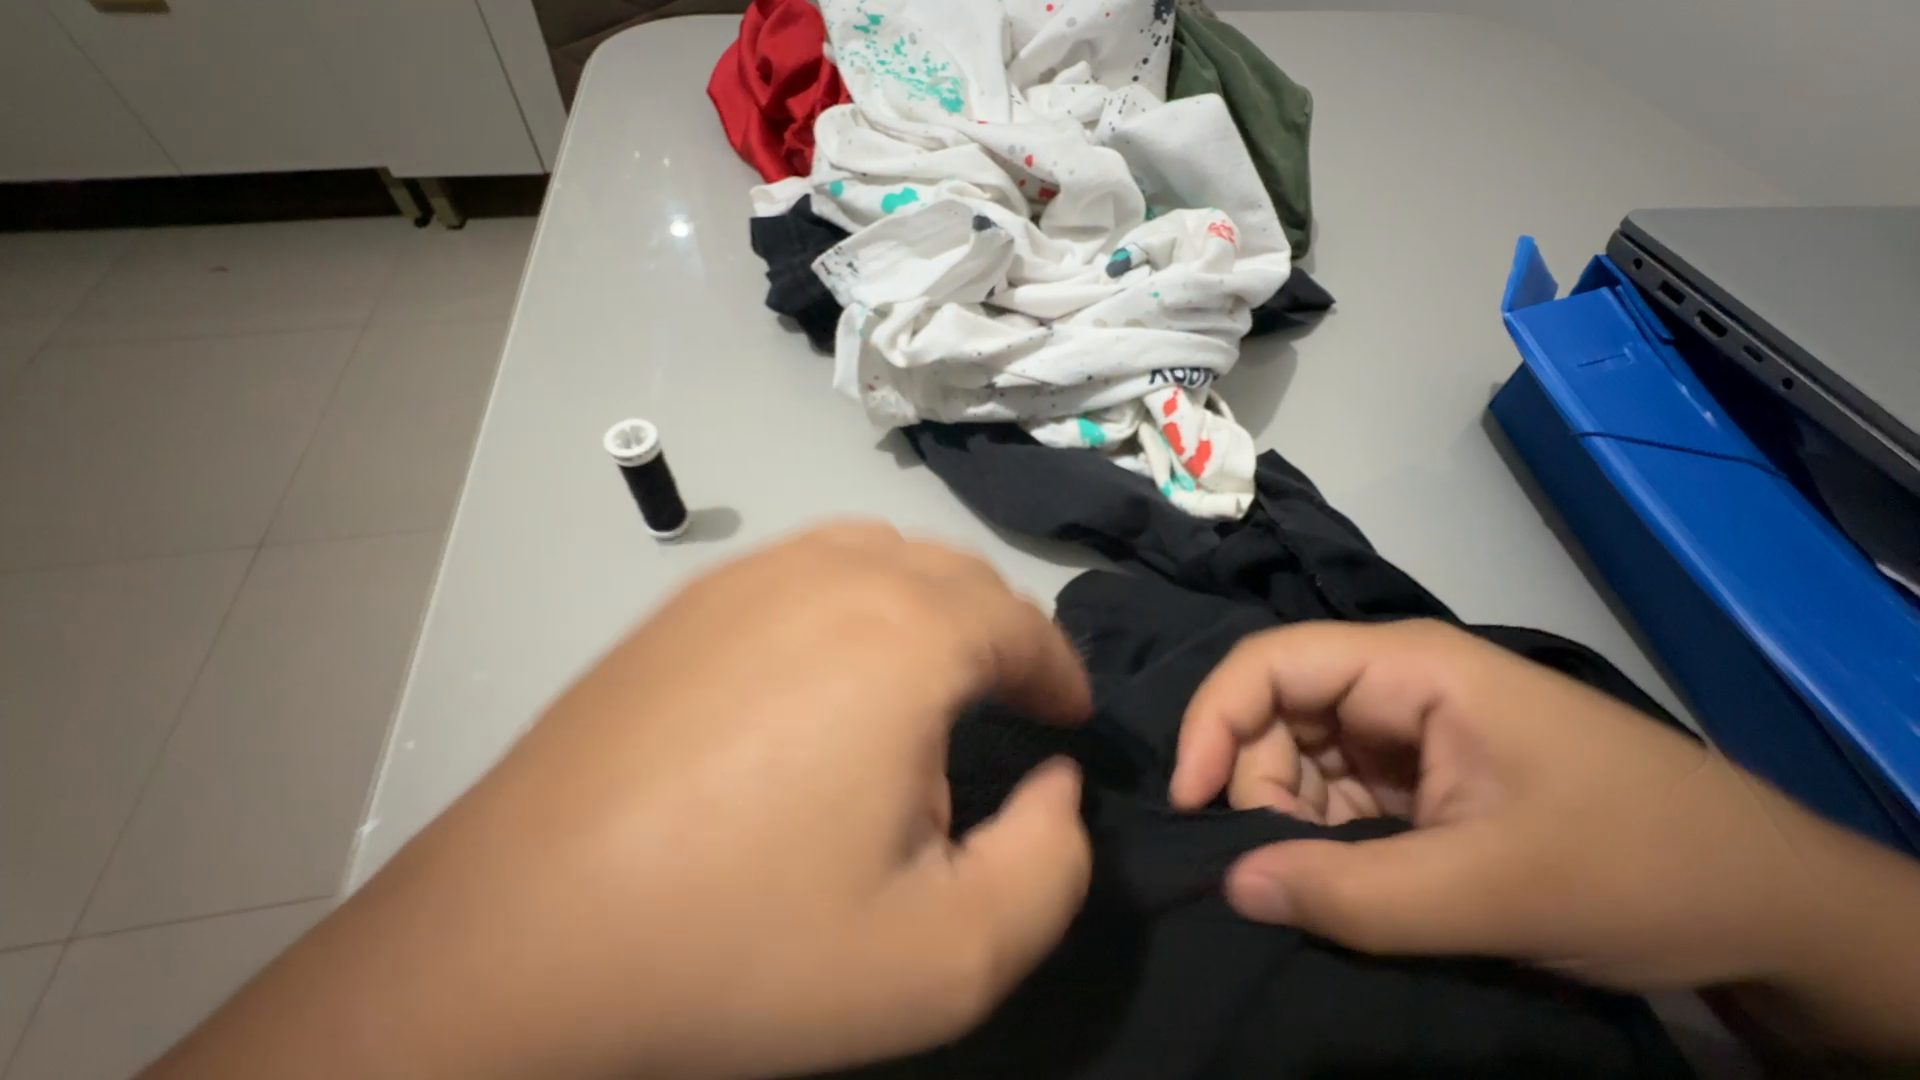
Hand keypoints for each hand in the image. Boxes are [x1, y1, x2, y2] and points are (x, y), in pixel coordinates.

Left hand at [145, 524, 1093, 1079]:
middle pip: (956, 575)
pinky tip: (826, 674)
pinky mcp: (684, 602)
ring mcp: (746, 576)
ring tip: (925, 683)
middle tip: (1007, 707)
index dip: (1060, 673)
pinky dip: (852, 602)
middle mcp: (830, 574)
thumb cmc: (744, 946)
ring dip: (928, 608)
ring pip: (879, 556)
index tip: (1067, 723)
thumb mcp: (945, 955)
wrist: (520, 938)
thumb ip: (1050, 865)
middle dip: (1001, 636)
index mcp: (905, 637)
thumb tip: (1054, 786)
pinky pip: (804, 570)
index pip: (1022, 625)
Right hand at [1168, 620, 1866, 993]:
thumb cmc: (1642, 866)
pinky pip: (1336, 799)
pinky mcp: (1420, 781)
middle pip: (1274, 714)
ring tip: (1326, 888)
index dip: (1213, 724)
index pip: (1269, 665)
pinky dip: (1322, 842)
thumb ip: (1353, 893)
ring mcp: (1407, 734)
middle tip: (1277, 872)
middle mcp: (1396, 686)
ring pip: (1298, 761)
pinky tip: (1350, 886)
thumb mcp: (1494, 889)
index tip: (1190, 806)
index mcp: (1409, 668)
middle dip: (1255, 787)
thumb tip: (1230, 886)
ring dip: (1289, 822)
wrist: (1776, 911)